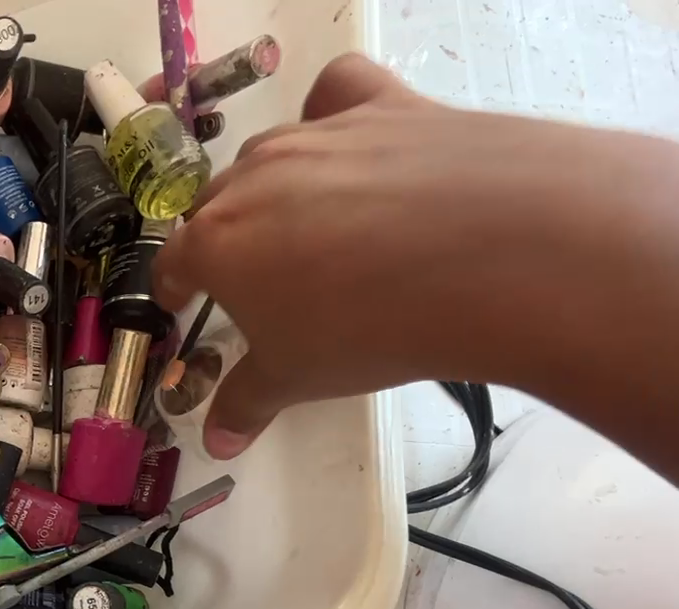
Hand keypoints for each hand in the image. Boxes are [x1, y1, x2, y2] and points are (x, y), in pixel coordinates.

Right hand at [153, 54, 678, 458]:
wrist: (510, 256)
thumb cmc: (372, 325)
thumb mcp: (295, 379)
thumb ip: (244, 404)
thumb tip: (217, 443)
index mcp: (214, 243)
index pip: (169, 262)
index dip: (173, 288)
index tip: (183, 305)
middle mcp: (252, 179)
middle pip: (212, 207)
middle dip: (220, 243)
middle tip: (253, 283)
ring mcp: (319, 135)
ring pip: (265, 156)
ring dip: (267, 190)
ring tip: (306, 228)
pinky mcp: (386, 105)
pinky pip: (336, 95)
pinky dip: (330, 113)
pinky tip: (348, 147)